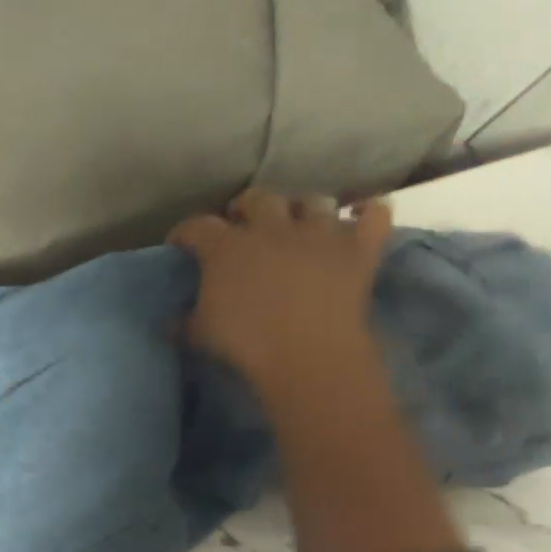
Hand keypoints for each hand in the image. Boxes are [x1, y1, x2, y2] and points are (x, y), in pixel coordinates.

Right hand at [168, 189, 393, 402]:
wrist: (306, 352)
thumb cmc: (244, 341)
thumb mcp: (198, 332)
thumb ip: (186, 317)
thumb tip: (176, 317)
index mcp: (227, 248)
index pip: (197, 226)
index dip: (184, 232)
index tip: (179, 245)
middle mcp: (272, 228)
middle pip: (257, 198)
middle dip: (244, 208)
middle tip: (239, 224)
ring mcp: (320, 232)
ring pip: (313, 201)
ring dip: (300, 209)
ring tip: (295, 223)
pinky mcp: (359, 246)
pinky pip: (374, 212)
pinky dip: (367, 209)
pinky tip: (358, 213)